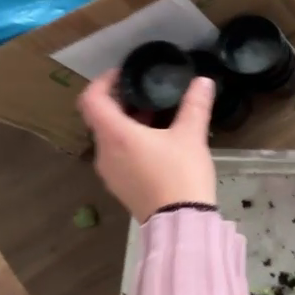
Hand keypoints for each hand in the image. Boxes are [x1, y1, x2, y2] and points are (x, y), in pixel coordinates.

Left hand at [78, 69, 217, 221]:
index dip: (103, 82)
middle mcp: (104, 151)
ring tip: (156, 119)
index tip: (123, 75)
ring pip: (110, 138)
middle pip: (101, 118)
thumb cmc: (181, 173)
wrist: (180, 220)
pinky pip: (117, 155)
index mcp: (116, 134)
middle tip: (147, 95)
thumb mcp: (191, 136)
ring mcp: (109, 171)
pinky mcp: (118, 186)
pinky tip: (157, 146)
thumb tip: (202, 81)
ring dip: (127, 125)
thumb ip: (195, 105)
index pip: (92, 99)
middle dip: (121, 103)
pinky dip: (130, 143)